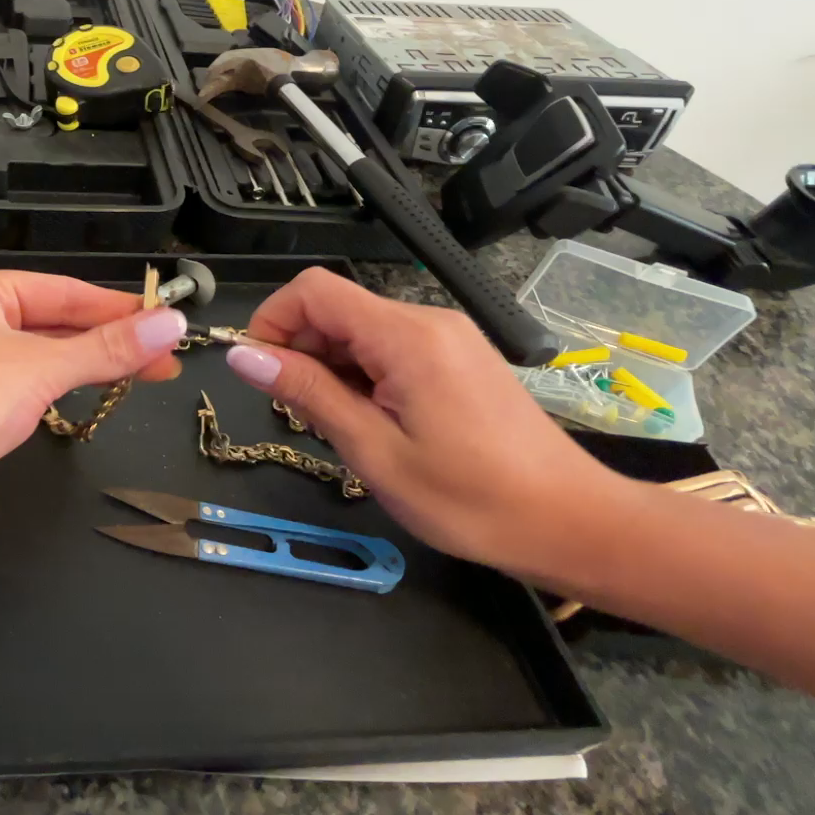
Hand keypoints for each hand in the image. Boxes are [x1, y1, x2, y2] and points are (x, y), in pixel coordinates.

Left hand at [0, 269, 187, 539]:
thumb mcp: (39, 367)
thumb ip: (106, 348)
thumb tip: (172, 323)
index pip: (63, 290)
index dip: (118, 308)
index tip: (168, 325)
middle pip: (51, 323)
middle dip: (108, 342)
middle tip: (166, 362)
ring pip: (36, 359)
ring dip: (84, 367)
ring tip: (141, 377)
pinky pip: (20, 391)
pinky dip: (54, 392)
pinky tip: (84, 397)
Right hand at [221, 268, 626, 573]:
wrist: (572, 523)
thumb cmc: (470, 499)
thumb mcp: (373, 450)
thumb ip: (307, 393)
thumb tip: (242, 355)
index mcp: (406, 337)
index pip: (313, 290)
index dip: (272, 321)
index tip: (260, 374)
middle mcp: (427, 321)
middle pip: (334, 308)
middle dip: (299, 351)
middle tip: (300, 415)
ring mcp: (446, 337)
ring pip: (358, 329)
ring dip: (329, 367)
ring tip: (342, 426)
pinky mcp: (456, 356)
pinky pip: (388, 347)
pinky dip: (360, 374)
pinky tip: (372, 420)